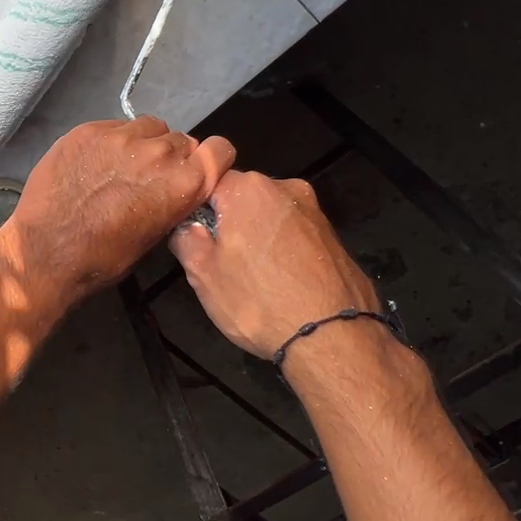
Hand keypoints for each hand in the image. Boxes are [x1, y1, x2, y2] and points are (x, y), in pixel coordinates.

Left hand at [0, 116, 233, 304]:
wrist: (46, 250)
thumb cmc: (103, 257)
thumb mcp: (154, 235)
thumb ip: (173, 200)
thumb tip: (173, 188)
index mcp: (184, 183)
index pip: (220, 150)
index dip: (210, 159)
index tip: (195, 169)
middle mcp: (159, 152)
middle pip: (180, 141)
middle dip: (170, 157)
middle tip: (146, 178)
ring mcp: (121, 137)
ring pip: (148, 127)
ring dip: (142, 144)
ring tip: (119, 166)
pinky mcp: (88, 130)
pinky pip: (113, 126)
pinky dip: (110, 141)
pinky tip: (93, 163)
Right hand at [168, 170, 378, 358]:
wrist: (335, 339)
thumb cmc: (258, 301)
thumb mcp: (201, 273)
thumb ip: (185, 238)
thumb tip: (186, 226)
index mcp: (248, 188)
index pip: (208, 181)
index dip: (195, 207)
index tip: (191, 233)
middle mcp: (285, 188)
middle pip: (242, 197)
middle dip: (228, 220)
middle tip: (218, 259)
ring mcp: (315, 212)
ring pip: (270, 216)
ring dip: (257, 236)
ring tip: (251, 275)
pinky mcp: (335, 238)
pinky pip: (295, 235)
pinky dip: (283, 250)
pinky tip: (280, 281)